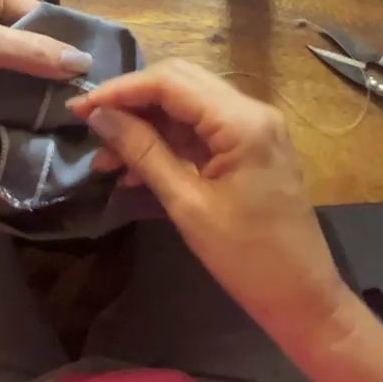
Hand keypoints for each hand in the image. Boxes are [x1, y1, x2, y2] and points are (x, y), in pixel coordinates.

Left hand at [0, 0, 92, 116]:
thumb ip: (32, 53)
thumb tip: (84, 63)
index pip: (32, 10)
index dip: (55, 40)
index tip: (82, 73)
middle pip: (18, 35)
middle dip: (38, 63)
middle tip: (72, 96)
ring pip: (1, 59)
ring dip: (19, 81)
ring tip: (54, 108)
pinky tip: (21, 112)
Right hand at [68, 60, 358, 351]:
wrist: (302, 299)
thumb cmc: (247, 257)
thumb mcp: (187, 204)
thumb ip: (143, 151)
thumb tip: (99, 116)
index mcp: (242, 122)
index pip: (169, 82)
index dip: (120, 90)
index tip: (80, 109)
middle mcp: (251, 111)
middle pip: (178, 82)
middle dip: (130, 101)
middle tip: (91, 124)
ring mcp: (252, 128)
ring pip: (184, 105)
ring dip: (144, 125)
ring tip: (106, 159)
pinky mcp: (247, 147)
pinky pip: (197, 130)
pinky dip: (164, 142)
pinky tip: (133, 170)